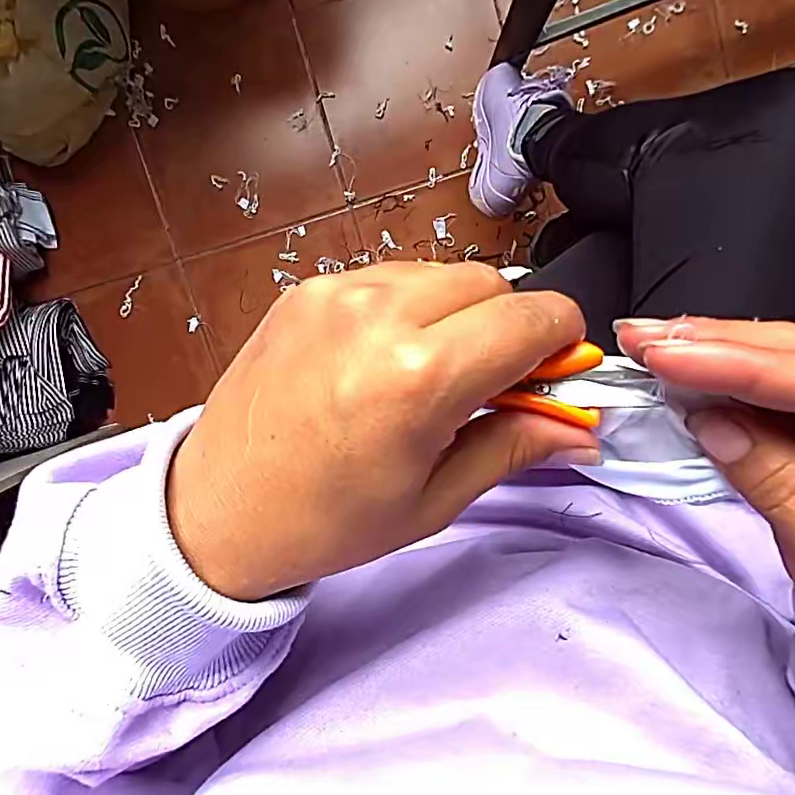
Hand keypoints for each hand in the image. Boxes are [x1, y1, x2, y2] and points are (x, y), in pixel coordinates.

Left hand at [166, 262, 595, 600]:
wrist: (214, 511)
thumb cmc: (327, 521)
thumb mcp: (437, 498)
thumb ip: (517, 445)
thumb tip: (580, 430)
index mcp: (419, 379)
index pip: (533, 318)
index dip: (563, 338)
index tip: (558, 365)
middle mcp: (379, 316)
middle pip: (495, 283)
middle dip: (514, 324)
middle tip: (498, 377)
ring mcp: (339, 292)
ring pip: (448, 273)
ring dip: (466, 312)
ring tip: (440, 366)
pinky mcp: (312, 287)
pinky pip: (397, 276)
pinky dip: (418, 305)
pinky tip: (395, 351)